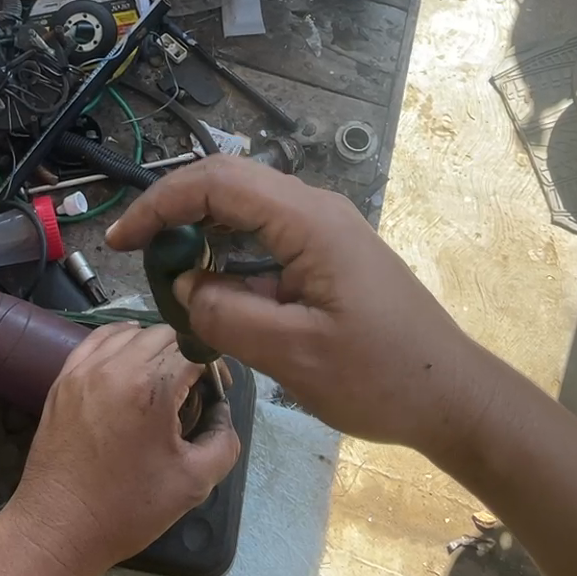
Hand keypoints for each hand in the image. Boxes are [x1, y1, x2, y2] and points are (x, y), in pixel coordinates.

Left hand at [3, 322, 239, 575]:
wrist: (59, 527)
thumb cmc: (128, 507)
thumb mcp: (194, 483)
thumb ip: (224, 441)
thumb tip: (222, 411)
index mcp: (152, 387)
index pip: (194, 350)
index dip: (214, 366)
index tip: (217, 390)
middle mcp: (117, 366)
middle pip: (164, 334)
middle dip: (185, 352)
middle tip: (192, 385)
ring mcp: (86, 368)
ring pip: (131, 332)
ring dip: (153, 345)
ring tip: (160, 375)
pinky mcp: (64, 377)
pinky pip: (96, 339)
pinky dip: (119, 339)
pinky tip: (129, 354)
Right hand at [106, 155, 485, 456]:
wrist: (453, 395)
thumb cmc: (381, 377)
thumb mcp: (293, 355)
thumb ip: (225, 315)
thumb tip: (181, 287)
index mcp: (308, 221)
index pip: (217, 183)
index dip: (161, 203)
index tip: (123, 239)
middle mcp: (314, 209)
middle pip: (228, 180)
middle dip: (173, 206)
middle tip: (134, 246)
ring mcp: (322, 227)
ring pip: (244, 204)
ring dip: (199, 226)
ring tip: (163, 263)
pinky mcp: (325, 251)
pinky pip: (263, 234)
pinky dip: (226, 250)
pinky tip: (211, 285)